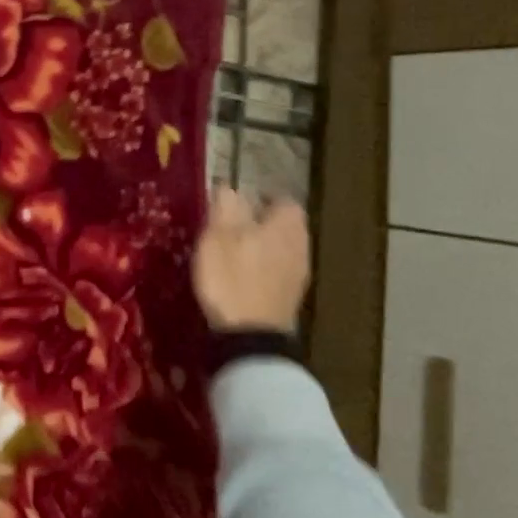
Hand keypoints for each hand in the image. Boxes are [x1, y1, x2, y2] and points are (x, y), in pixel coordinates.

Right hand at [192, 187, 310, 333]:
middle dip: (263, 219)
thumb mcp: (218, 235)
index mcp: (285, 227)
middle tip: (233, 220)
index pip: (285, 200)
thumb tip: (230, 185)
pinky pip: (280, 266)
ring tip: (234, 245)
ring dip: (264, 241)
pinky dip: (264, 262)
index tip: (240, 197)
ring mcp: (298, 272)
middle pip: (287, 224)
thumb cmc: (231, 276)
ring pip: (284, 246)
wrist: (251, 333)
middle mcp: (300, 246)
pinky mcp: (290, 294)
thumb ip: (226, 206)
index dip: (264, 195)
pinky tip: (243, 270)